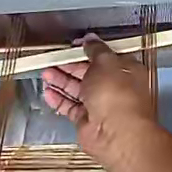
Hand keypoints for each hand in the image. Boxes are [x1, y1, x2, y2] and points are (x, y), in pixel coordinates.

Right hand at [41, 35, 161, 164]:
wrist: (116, 132)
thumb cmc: (118, 94)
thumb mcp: (106, 62)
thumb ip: (96, 50)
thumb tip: (91, 39)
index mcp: (126, 71)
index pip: (106, 57)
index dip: (89, 50)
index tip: (74, 46)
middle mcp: (115, 88)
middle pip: (89, 73)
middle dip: (70, 66)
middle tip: (53, 59)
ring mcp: (101, 105)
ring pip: (78, 90)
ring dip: (61, 81)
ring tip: (46, 73)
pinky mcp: (87, 120)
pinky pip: (71, 107)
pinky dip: (59, 99)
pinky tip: (48, 92)